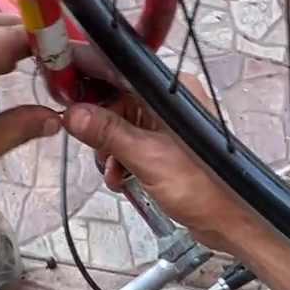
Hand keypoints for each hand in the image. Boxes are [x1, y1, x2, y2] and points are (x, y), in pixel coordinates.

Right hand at [61, 82, 263, 255]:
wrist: (231, 220)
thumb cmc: (202, 187)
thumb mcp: (146, 158)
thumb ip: (108, 133)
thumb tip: (73, 114)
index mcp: (170, 91)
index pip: (119, 69)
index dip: (85, 73)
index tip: (57, 79)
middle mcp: (170, 101)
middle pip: (117, 98)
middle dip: (97, 124)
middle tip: (81, 140)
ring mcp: (170, 124)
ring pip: (123, 124)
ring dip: (109, 148)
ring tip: (110, 171)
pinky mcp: (170, 146)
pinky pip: (135, 143)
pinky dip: (123, 159)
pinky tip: (120, 178)